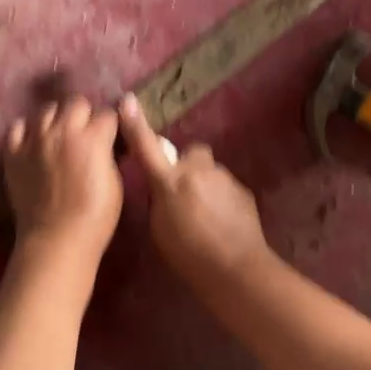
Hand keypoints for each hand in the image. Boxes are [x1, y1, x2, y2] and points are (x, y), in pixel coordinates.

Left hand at [4, 98, 122, 262]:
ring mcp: (34, 140)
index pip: (106, 114)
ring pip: (46, 110)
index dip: (110, 126)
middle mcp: (62, 131)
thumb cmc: (95, 217)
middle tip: (86, 135)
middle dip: (85, 115)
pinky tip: (35, 142)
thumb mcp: (115, 182)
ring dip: (57, 119)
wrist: (57, 240)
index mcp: (93, 138)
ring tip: (60, 136)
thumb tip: (106, 143)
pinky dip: (28, 131)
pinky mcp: (13, 153)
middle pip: (76, 103)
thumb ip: (108, 154)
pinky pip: (18, 127)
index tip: (110, 138)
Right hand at [118, 95, 273, 288]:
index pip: (146, 147)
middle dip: (187, 167)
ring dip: (205, 185)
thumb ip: (159, 200)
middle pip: (190, 154)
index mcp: (169, 182)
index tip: (127, 101)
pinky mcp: (242, 189)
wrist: (236, 268)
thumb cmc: (188, 255)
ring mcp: (224, 178)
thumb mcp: (159, 228)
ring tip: (207, 217)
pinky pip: (225, 187)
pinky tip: (223, 224)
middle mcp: (197, 171)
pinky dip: (221, 199)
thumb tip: (164, 188)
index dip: (135, 124)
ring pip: (209, 171)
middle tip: (184, 194)